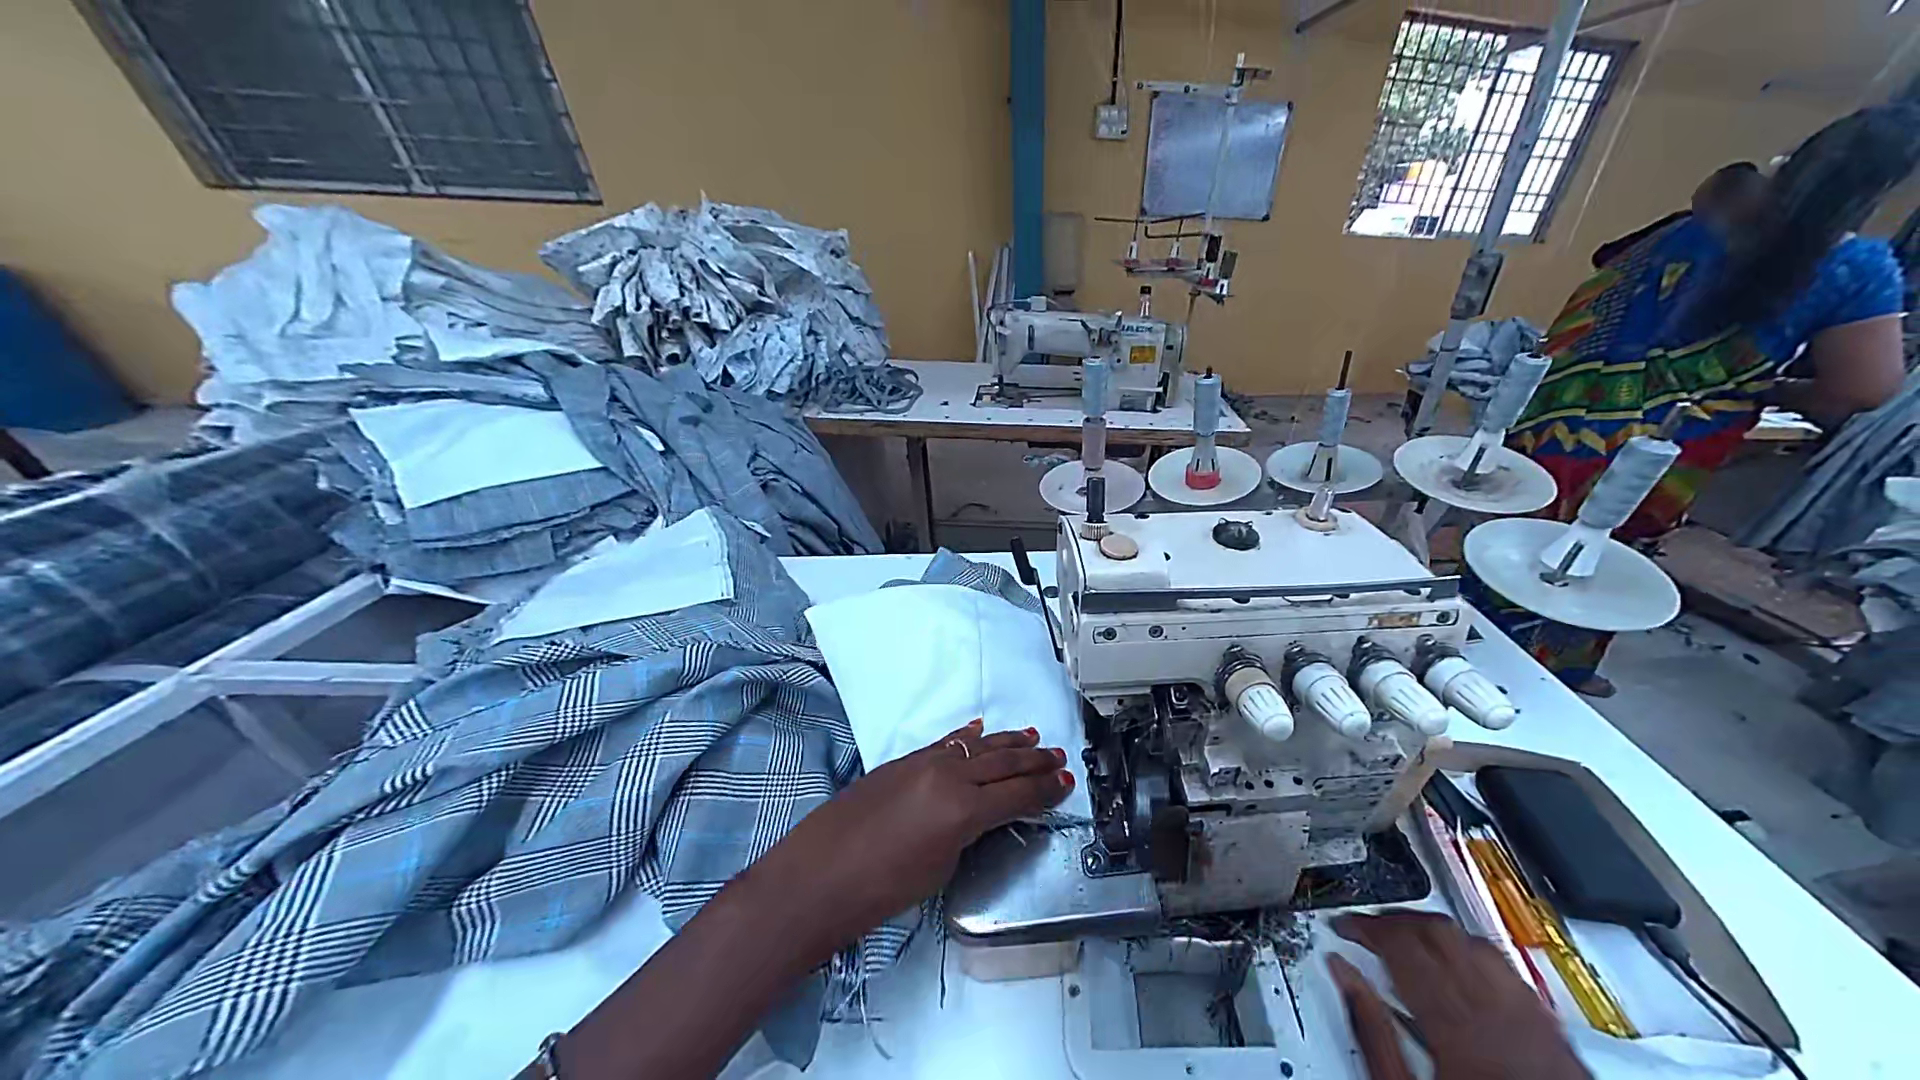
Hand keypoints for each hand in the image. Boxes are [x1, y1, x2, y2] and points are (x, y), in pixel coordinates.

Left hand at [744, 719, 1073, 957]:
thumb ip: (968, 834)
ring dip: (1006, 743)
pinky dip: (965, 738)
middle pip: (1002, 764)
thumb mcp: (941, 868)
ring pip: (976, 746)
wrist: (820, 874)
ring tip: (1032, 738)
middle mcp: (948, 777)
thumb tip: (981, 815)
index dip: (1045, 790)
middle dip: (1033, 761)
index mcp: (964, 810)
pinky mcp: (901, 761)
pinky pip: (944, 743)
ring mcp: (923, 763)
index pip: (1017, 794)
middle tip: (1058, 758)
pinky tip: (978, 730)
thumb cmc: (882, 888)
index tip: (1065, 782)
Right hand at [1328, 911, 1589, 1079]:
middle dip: (1394, 920)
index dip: (1365, 925)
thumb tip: (1342, 972)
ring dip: (1432, 929)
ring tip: (1406, 935)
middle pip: (1437, 933)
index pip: (1401, 945)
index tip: (1344, 924)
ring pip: (1473, 941)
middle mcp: (1495, 1013)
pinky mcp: (1550, 1027)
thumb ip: (1371, 1027)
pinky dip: (1472, 950)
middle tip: (1368, 927)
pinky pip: (1506, 967)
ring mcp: (1528, 1018)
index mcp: (1454, 1027)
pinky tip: (1457, 961)